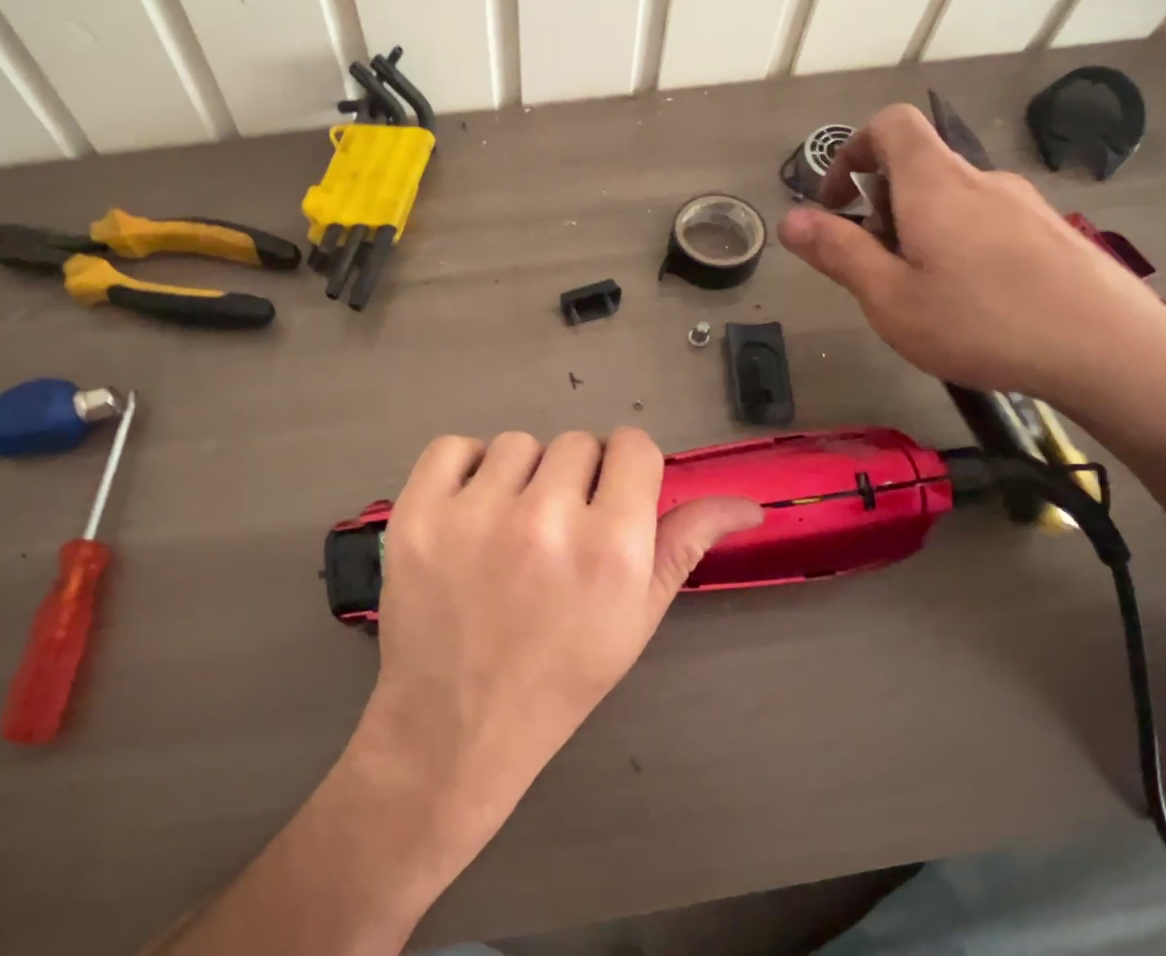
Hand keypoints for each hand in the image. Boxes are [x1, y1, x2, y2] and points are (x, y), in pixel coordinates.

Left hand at [356, 429, 761, 818]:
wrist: (458, 723)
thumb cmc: (560, 678)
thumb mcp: (637, 619)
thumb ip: (685, 546)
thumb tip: (747, 503)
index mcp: (612, 548)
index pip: (634, 446)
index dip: (627, 471)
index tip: (612, 501)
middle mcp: (547, 519)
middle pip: (578, 443)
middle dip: (578, 479)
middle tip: (559, 533)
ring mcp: (474, 513)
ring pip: (517, 444)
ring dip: (522, 477)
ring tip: (510, 530)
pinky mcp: (418, 513)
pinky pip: (453, 445)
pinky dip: (464, 469)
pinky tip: (470, 511)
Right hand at [779, 103, 1165, 423]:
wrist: (1108, 350)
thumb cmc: (982, 324)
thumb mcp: (890, 299)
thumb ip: (839, 254)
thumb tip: (790, 218)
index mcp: (936, 185)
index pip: (892, 124)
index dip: (853, 150)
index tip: (837, 203)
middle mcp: (981, 181)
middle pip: (920, 167)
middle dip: (882, 208)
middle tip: (875, 271)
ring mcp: (1024, 205)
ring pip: (953, 201)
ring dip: (920, 233)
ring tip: (923, 298)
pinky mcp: (1051, 234)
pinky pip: (988, 225)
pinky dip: (960, 247)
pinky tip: (973, 306)